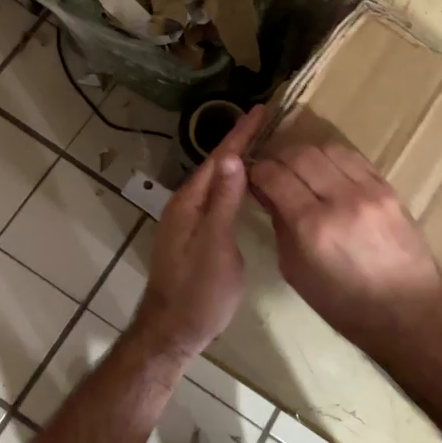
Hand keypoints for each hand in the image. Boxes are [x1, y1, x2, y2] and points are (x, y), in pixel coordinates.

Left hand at [128, 105, 268, 360]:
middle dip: (240, 141)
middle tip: (268, 121)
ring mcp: (188, 223)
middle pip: (215, 165)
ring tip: (263, 144)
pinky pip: (217, 198)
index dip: (241, 134)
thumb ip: (223, 202)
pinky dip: (234, 184)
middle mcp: (185, 206)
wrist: (173, 333)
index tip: (262, 108)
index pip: (218, 159)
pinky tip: (248, 186)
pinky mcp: (195, 237)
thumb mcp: (216, 246)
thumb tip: (232, 157)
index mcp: (189, 203)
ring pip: (216, 181)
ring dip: (237, 161)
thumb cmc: (198, 293)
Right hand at [249, 143, 441, 352]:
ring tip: (302, 170)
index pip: (275, 177)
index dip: (258, 172)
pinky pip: (354, 156)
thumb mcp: (296, 272)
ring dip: (307, 154)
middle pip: (299, 155)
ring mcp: (368, 190)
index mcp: (312, 227)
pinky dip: (334, 158)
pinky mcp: (388, 187)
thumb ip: (280, 227)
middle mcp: (340, 201)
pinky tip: (329, 171)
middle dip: (279, 159)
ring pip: (327, 148)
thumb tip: (268, 194)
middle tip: (275, 172)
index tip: (254, 178)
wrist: (408, 309)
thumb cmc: (344, 304)